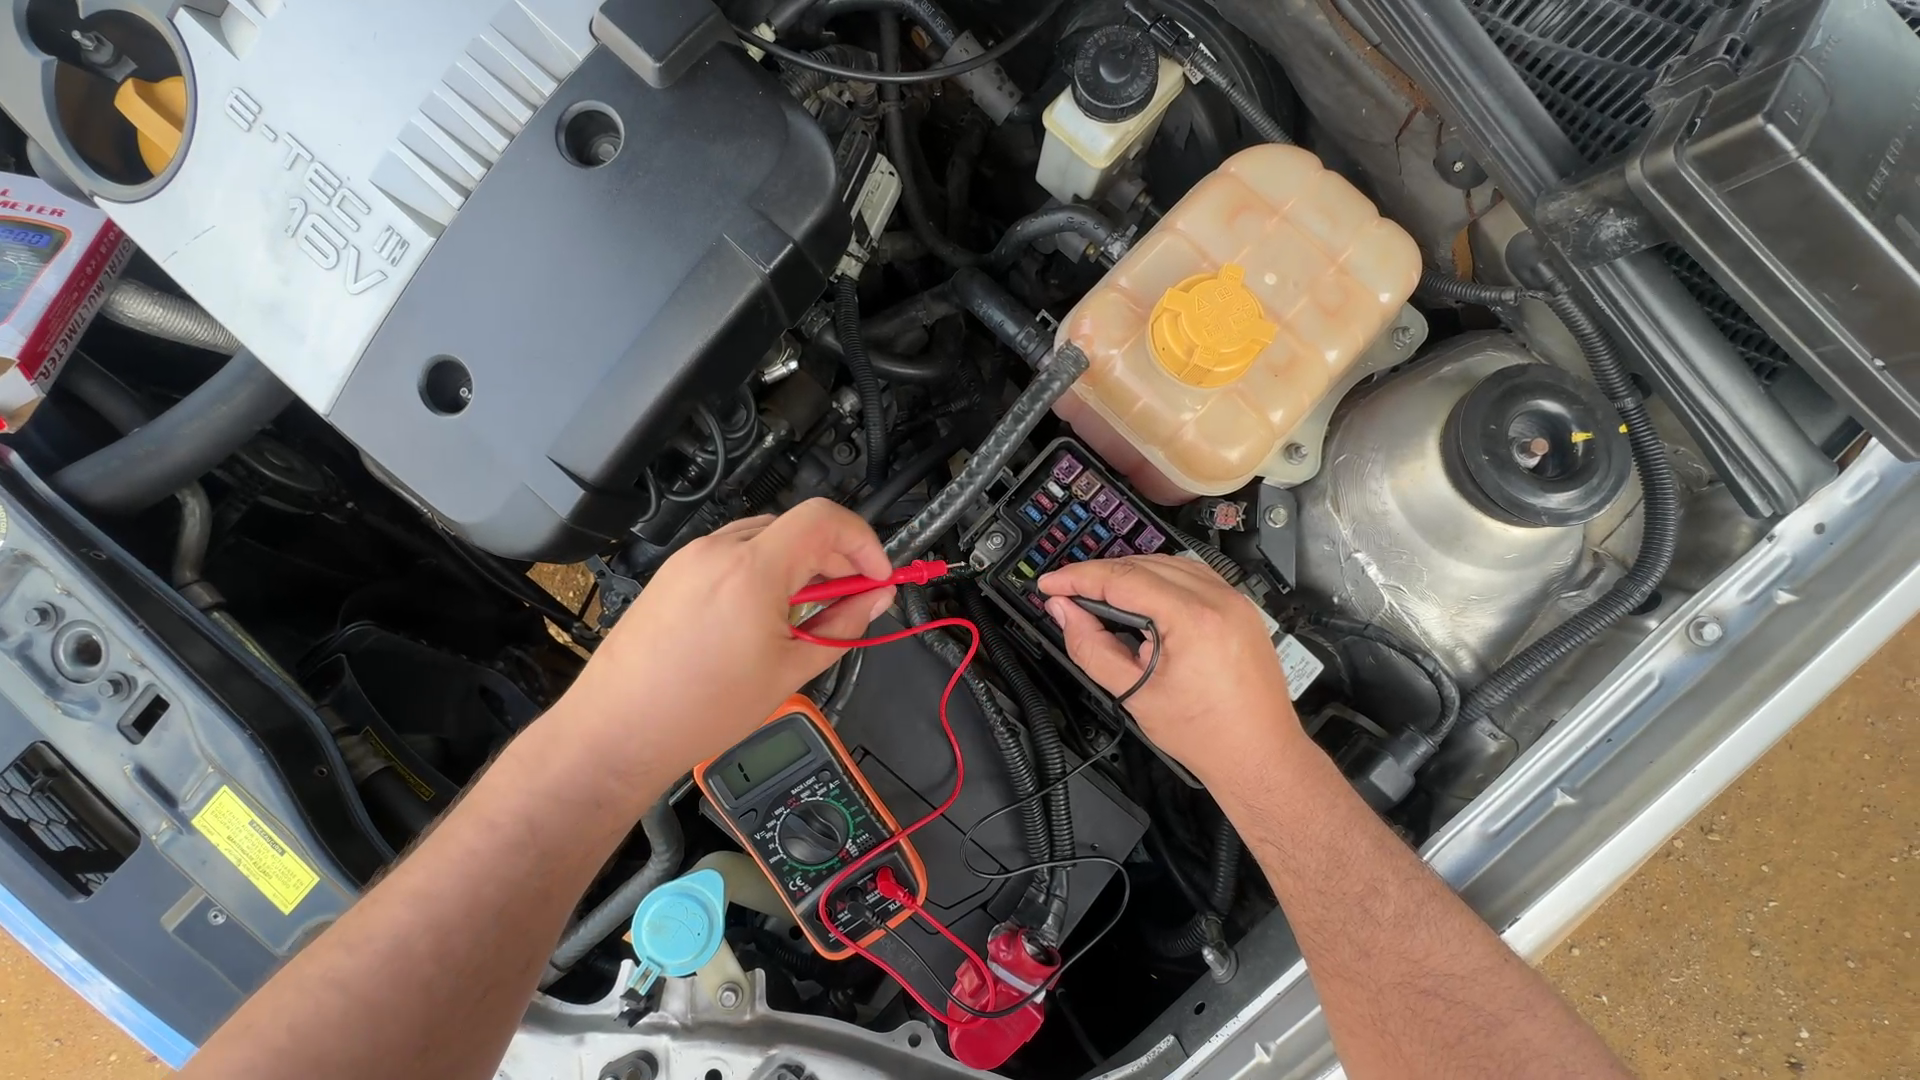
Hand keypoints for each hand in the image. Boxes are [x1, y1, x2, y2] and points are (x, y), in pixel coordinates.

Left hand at [556, 500, 896, 774]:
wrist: (619, 730)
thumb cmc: (698, 709)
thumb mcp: (791, 669)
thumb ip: (843, 626)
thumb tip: (874, 600)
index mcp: (752, 569)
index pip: (824, 518)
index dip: (863, 541)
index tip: (875, 574)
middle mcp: (718, 551)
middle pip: (798, 527)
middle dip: (836, 558)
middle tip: (853, 598)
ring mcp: (692, 559)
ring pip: (767, 539)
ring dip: (800, 565)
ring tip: (806, 615)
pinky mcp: (675, 573)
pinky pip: (734, 555)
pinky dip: (764, 572)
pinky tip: (767, 616)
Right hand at [1038, 555, 1302, 788]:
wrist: (1259, 756)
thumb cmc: (1207, 734)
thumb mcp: (1133, 694)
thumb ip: (1090, 647)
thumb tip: (1064, 612)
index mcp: (1194, 619)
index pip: (1122, 579)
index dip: (1078, 578)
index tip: (1051, 583)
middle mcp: (1219, 600)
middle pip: (1142, 564)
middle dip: (1099, 574)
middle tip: (1067, 593)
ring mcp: (1234, 601)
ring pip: (1167, 564)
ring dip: (1128, 574)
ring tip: (1098, 598)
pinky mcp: (1239, 608)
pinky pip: (1191, 576)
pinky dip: (1158, 580)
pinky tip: (1140, 600)